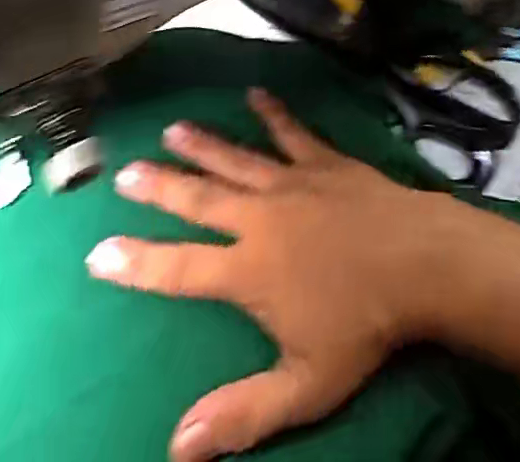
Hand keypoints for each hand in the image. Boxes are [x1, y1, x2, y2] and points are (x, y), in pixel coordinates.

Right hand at [85, 89, 487, 460]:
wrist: (421, 262)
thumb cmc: (365, 323)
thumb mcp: (306, 384)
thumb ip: (242, 412)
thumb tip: (177, 446)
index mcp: (249, 271)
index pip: (178, 269)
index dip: (137, 262)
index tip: (98, 252)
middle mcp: (261, 219)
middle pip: (200, 200)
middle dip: (161, 187)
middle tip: (126, 172)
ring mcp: (293, 183)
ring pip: (236, 160)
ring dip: (203, 145)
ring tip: (173, 129)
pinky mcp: (325, 162)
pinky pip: (292, 133)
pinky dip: (273, 113)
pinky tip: (256, 93)